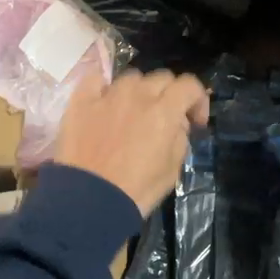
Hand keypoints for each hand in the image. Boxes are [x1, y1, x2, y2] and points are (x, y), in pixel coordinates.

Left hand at [53, 69, 208, 215]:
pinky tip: (105, 100)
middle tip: (166, 117)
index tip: (195, 120)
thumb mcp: (172, 169)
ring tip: (134, 111)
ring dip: (139, 91)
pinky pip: (96, 80)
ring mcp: (107, 96)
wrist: (90, 200)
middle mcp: (138, 95)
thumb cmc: (137, 190)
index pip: (189, 85)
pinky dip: (105, 86)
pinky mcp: (81, 101)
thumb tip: (176, 123)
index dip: (198, 99)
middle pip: (161, 78)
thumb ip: (180, 138)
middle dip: (170, 94)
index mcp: (164, 111)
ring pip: (131, 78)